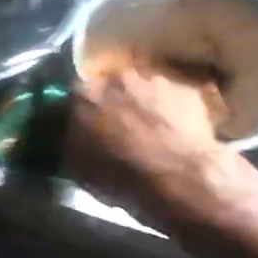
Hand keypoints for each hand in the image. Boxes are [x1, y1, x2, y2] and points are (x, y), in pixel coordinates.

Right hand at [66, 47, 230, 206]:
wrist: (179, 179)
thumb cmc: (119, 177)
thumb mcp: (77, 167)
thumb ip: (69, 142)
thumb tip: (69, 135)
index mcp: (84, 95)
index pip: (73, 97)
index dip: (79, 113)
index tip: (84, 128)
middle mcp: (118, 78)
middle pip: (111, 86)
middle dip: (113, 104)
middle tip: (117, 130)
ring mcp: (156, 79)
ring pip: (144, 89)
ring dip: (143, 104)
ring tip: (150, 132)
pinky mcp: (189, 89)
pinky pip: (173, 97)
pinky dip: (171, 110)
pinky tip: (175, 133)